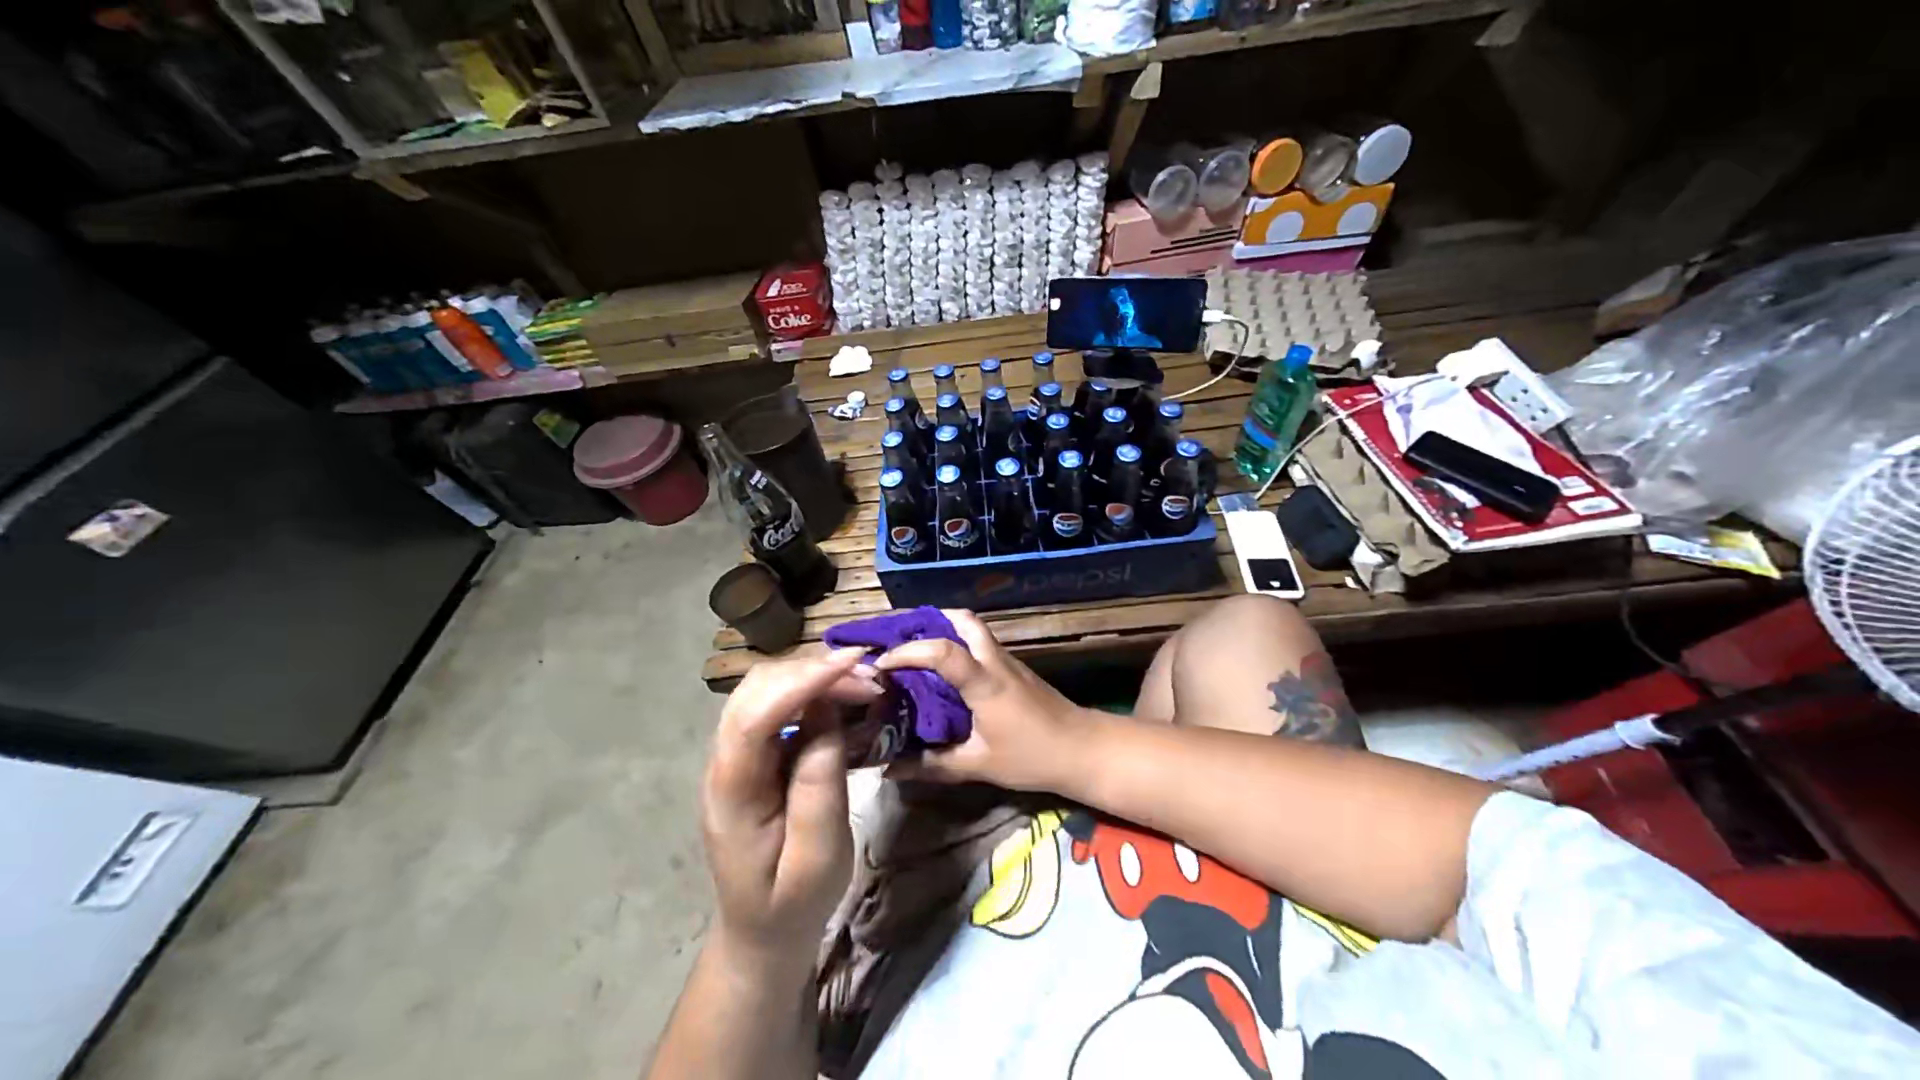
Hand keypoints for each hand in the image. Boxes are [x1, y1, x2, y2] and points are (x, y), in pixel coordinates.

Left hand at [701, 647, 881, 971]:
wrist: (761, 933)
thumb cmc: (791, 904)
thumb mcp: (818, 859)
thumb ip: (819, 786)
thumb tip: (826, 713)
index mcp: (732, 791)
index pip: (755, 715)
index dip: (802, 681)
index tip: (854, 663)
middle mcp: (725, 762)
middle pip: (757, 689)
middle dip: (814, 671)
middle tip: (872, 680)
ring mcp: (736, 756)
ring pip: (766, 689)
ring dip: (814, 676)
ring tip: (864, 685)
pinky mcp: (755, 756)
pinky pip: (778, 705)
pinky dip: (812, 691)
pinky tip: (844, 701)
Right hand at [873, 609, 1094, 792]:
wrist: (1084, 750)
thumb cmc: (1033, 756)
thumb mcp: (978, 765)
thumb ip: (933, 764)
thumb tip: (889, 769)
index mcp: (985, 682)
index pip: (943, 651)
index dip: (908, 652)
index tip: (881, 665)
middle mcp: (995, 661)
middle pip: (963, 620)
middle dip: (927, 621)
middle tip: (897, 639)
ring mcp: (1007, 661)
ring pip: (973, 627)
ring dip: (942, 629)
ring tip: (913, 651)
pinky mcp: (1014, 668)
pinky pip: (980, 643)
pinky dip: (957, 644)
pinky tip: (943, 671)